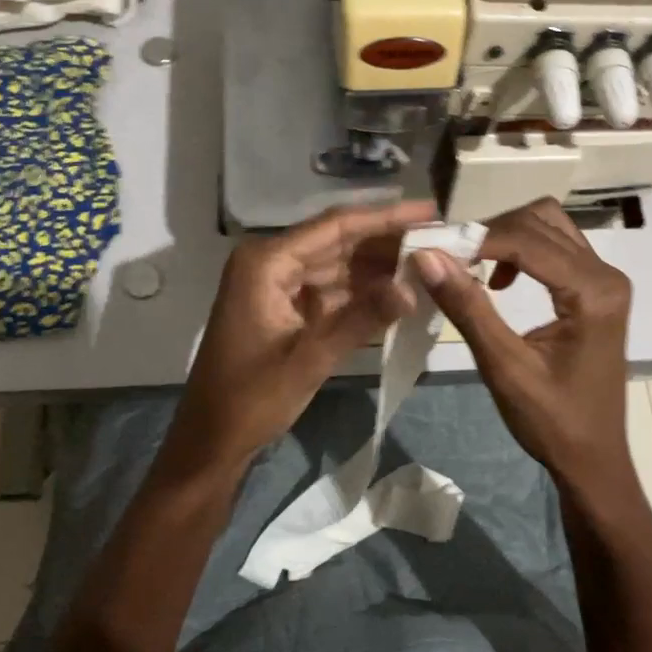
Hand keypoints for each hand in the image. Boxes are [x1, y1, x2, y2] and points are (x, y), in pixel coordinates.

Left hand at [173, 201, 436, 467]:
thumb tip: (411, 289)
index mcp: (267, 263)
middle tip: (441, 237)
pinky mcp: (286, 309)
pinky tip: (400, 291)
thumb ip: (360, 319)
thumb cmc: (250, 400)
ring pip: (339, 265)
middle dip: (388, 240)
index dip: (386, 217)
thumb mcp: (309, 360)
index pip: (335, 226)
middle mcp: (271, 263)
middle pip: (339, 241)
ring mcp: (278, 286)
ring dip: (380, 265)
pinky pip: (332, 289)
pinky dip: (364, 292)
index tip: (430, 210)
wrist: (211, 442)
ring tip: (431, 260)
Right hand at [414, 198, 632, 474]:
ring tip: (469, 263)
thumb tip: (427, 257)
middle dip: (489, 232)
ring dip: (506, 236)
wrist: (593, 457)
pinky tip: (499, 281)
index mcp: (593, 292)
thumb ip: (468, 308)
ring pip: (548, 226)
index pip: (527, 241)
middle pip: (539, 222)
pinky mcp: (597, 289)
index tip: (430, 246)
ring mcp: (605, 280)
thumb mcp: (503, 367)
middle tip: (446, 256)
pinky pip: (557, 247)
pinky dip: (522, 250)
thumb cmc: (552, 421)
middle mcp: (606, 275)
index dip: (476, 239)